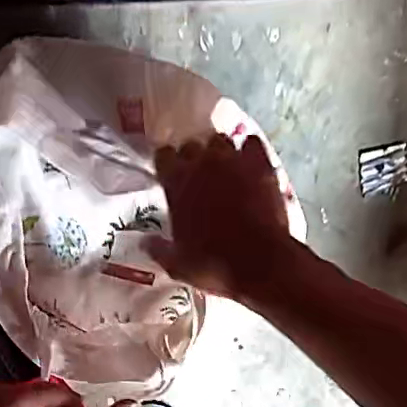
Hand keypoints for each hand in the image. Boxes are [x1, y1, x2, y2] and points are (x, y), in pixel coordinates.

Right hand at [152, 135, 298, 299]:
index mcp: (177, 182)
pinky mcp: (261, 165)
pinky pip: (252, 144)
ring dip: (218, 154)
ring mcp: (234, 159)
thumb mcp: (178, 265)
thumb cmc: (214, 266)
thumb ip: (159, 249)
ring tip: (222, 172)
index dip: (166, 167)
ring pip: (220, 141)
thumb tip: (144, 243)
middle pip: (191, 146)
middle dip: (192, 160)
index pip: (163, 156)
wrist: (260, 263)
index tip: (169, 179)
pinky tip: (249, 165)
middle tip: (197, 181)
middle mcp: (203, 162)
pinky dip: (249, 151)